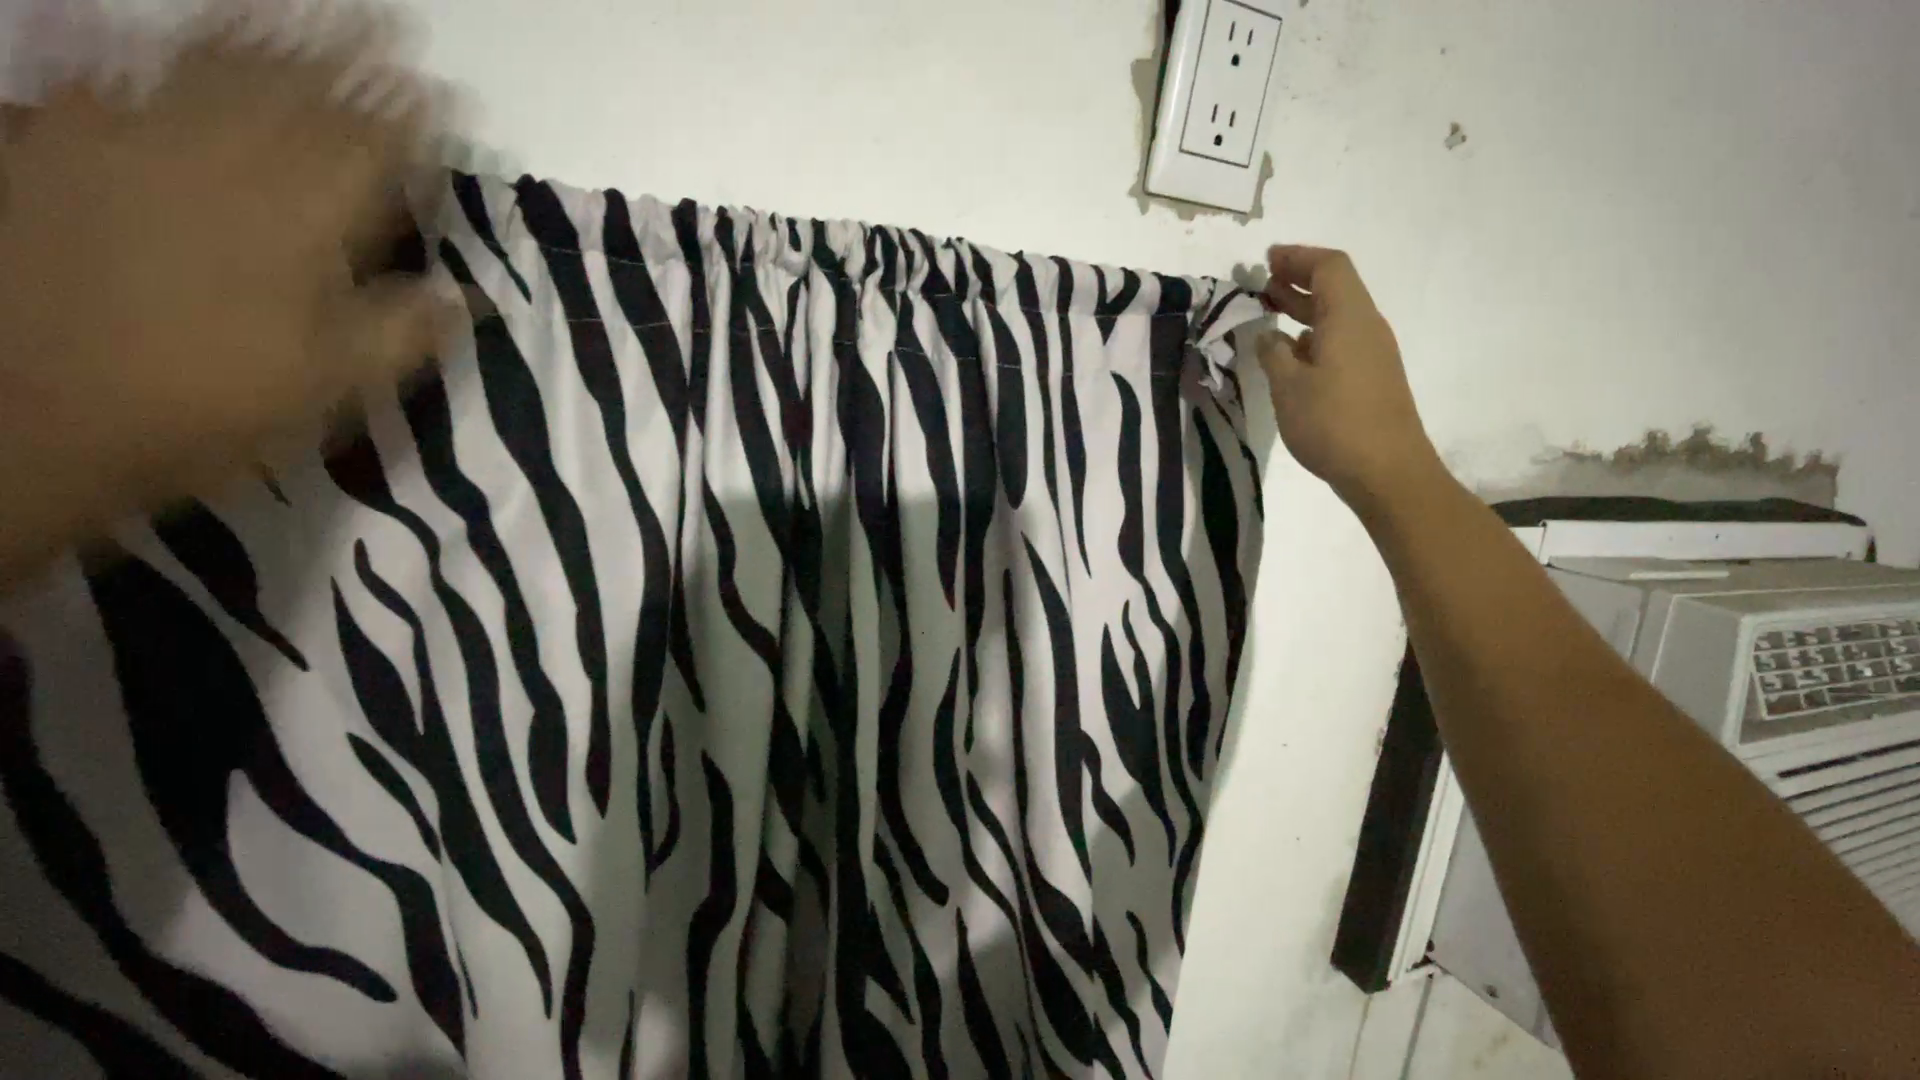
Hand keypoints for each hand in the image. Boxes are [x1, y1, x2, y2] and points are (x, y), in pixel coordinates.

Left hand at [0, 3, 454, 581]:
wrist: (32, 406)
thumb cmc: (208, 400)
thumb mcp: (331, 384)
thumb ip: (404, 332)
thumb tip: (468, 297)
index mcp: (302, 218)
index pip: (374, 147)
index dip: (414, 118)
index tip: (443, 95)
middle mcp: (227, 160)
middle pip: (300, 88)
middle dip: (350, 53)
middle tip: (388, 25)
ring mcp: (139, 143)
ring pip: (214, 66)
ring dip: (267, 32)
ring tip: (303, 6)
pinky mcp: (67, 145)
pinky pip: (115, 73)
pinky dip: (149, 46)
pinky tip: (166, 34)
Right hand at [1257, 245, 1443, 505]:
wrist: (1387, 471)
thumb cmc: (1333, 423)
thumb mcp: (1289, 387)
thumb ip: (1273, 354)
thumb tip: (1269, 335)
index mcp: (1349, 318)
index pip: (1329, 267)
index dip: (1298, 257)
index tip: (1267, 259)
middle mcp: (1366, 327)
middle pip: (1335, 287)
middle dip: (1298, 279)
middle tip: (1263, 283)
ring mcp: (1372, 353)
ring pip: (1337, 315)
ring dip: (1304, 308)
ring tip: (1269, 312)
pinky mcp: (1372, 377)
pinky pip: (1341, 339)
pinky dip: (1313, 334)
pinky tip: (1291, 352)